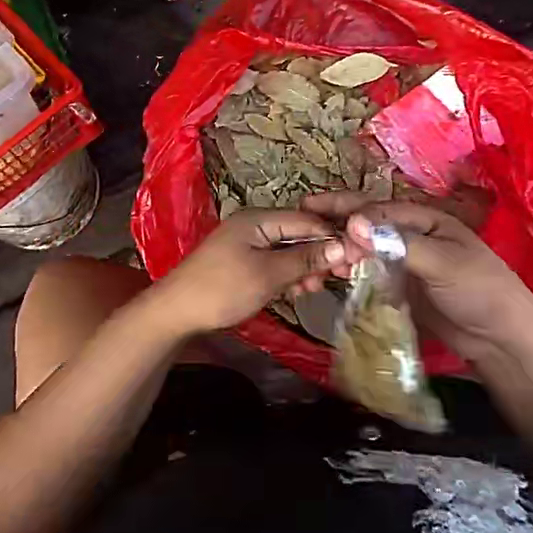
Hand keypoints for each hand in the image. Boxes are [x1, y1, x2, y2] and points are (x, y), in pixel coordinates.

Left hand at [145, 210, 346, 334]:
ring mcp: (248, 244)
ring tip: (314, 288)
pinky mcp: (244, 262)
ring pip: (289, 250)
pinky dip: (289, 275)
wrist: (176, 313)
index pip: (307, 219)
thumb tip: (342, 247)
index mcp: (259, 219)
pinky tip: (298, 291)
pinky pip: (275, 262)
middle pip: (299, 233)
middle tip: (337, 277)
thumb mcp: (269, 274)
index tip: (356, 257)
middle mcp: (255, 225)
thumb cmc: (223, 289)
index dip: (332, 237)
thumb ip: (305, 258)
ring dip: (305, 267)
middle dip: (319, 253)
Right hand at [303, 192, 532, 354]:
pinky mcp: (401, 288)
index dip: (347, 211)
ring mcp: (405, 262)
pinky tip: (334, 275)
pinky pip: (369, 273)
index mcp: (425, 219)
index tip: (315, 216)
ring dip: (341, 247)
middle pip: (368, 223)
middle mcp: (412, 235)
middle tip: (301, 217)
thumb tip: (352, 225)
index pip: (378, 209)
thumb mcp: (443, 262)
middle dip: (336, 219)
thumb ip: (398, 243)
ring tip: (315, 253)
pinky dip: (351, 271)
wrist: (500, 338)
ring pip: (365, 247)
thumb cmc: (480, 289)